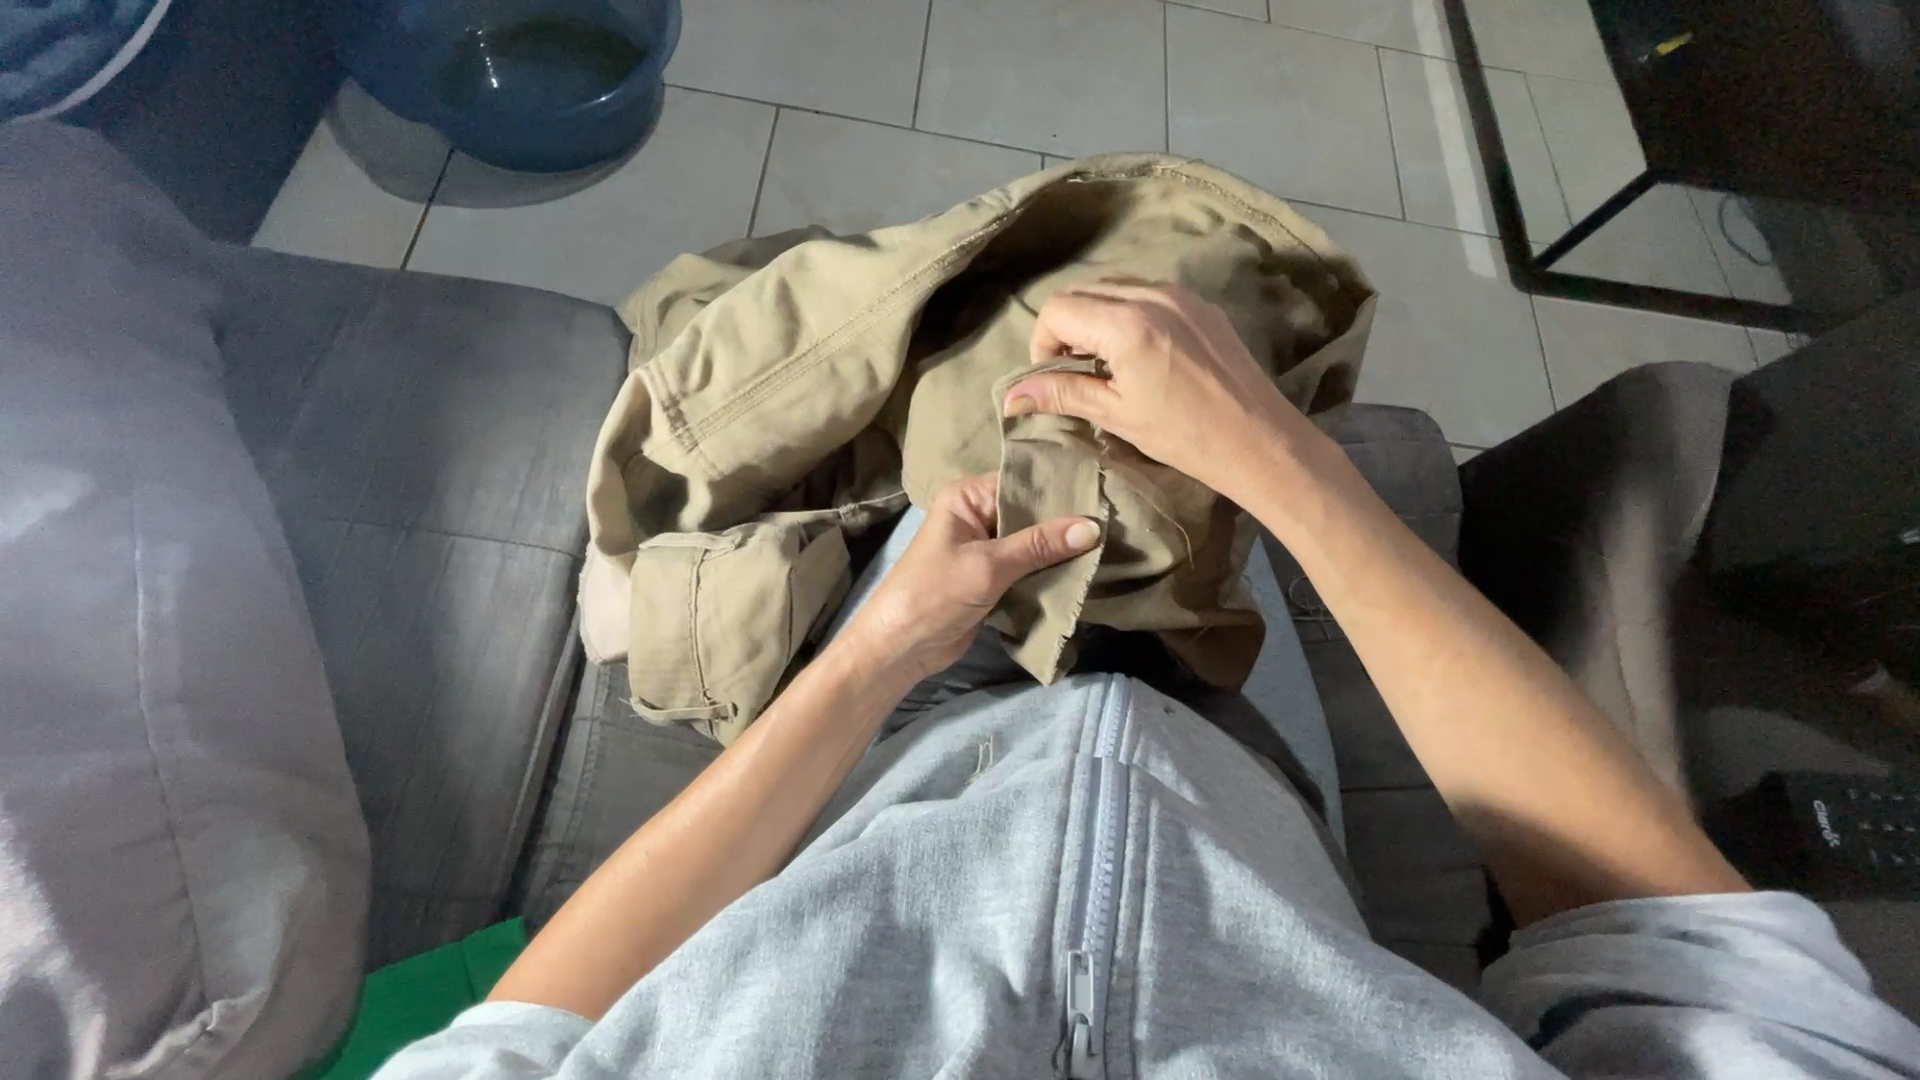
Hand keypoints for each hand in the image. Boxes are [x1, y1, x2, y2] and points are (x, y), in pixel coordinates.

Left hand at [838, 473, 1099, 684]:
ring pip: (1033, 544)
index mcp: (967, 498)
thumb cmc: (934, 594)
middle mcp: (977, 517)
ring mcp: (986, 550)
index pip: (1020, 482)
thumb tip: (1093, 527)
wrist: (902, 647)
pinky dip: (1050, 573)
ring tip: (1109, 544)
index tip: (1101, 490)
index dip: (1058, 487)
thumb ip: (1040, 546)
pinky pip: (1029, 569)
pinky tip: (1085, 571)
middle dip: (1065, 522)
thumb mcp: (989, 566)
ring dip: (1061, 551)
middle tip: (1114, 520)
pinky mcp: (993, 580)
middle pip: (1030, 513)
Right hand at [1003, 282, 1313, 502]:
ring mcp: (1181, 295)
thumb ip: (1062, 393)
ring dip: (1095, 318)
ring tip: (1107, 363)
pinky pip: (1147, 293)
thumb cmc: (1183, 435)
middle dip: (1066, 328)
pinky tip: (1139, 354)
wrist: (1257, 440)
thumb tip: (1011, 396)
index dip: (1043, 343)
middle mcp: (1152, 295)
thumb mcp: (1115, 415)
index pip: (1058, 309)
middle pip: (1083, 291)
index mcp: (1126, 324)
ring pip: (1114, 287)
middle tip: (1076, 371)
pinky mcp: (1201, 304)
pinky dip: (1127, 314)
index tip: (1054, 376)